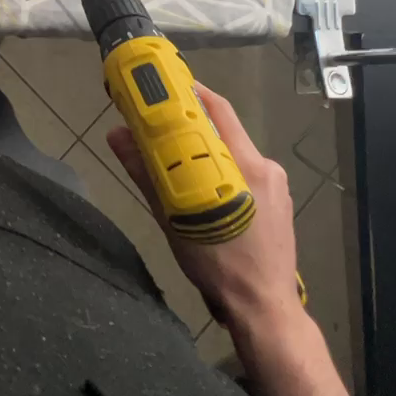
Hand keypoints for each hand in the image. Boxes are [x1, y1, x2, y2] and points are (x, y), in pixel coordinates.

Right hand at [107, 80, 298, 329]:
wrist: (264, 310)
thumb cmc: (219, 265)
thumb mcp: (174, 218)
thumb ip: (145, 173)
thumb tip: (116, 135)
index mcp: (246, 165)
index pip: (218, 110)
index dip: (191, 92)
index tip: (163, 86)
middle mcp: (265, 167)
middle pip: (225, 129)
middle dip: (192, 121)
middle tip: (160, 119)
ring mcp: (276, 185)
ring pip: (234, 151)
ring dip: (206, 147)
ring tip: (176, 156)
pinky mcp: (279, 202)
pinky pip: (245, 171)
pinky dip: (222, 167)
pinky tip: (203, 186)